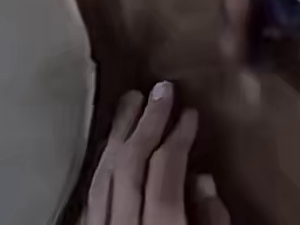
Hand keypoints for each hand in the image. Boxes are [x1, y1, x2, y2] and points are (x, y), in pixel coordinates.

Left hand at [82, 81, 229, 224]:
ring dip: (118, 137)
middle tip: (162, 89)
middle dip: (147, 122)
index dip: (179, 135)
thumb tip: (202, 182)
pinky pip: (88, 202)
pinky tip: (111, 150)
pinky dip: (100, 170)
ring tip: (132, 102)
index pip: (166, 168)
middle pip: (128, 167)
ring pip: (101, 181)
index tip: (190, 112)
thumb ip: (211, 220)